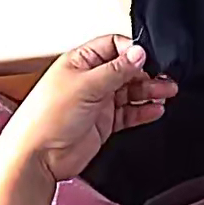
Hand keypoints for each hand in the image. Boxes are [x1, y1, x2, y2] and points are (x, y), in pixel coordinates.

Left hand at [0, 35, 178, 181]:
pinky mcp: (104, 122)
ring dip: (150, 91)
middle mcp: (90, 79)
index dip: (132, 51)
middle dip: (147, 72)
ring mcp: (98, 101)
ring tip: (167, 92)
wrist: (36, 159)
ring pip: (131, 90)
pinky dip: (144, 110)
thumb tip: (139, 53)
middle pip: (126, 69)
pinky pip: (129, 112)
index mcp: (81, 62)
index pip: (113, 46)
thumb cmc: (46, 119)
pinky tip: (155, 109)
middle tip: (164, 78)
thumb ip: (116, 70)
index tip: (148, 59)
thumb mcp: (86, 86)